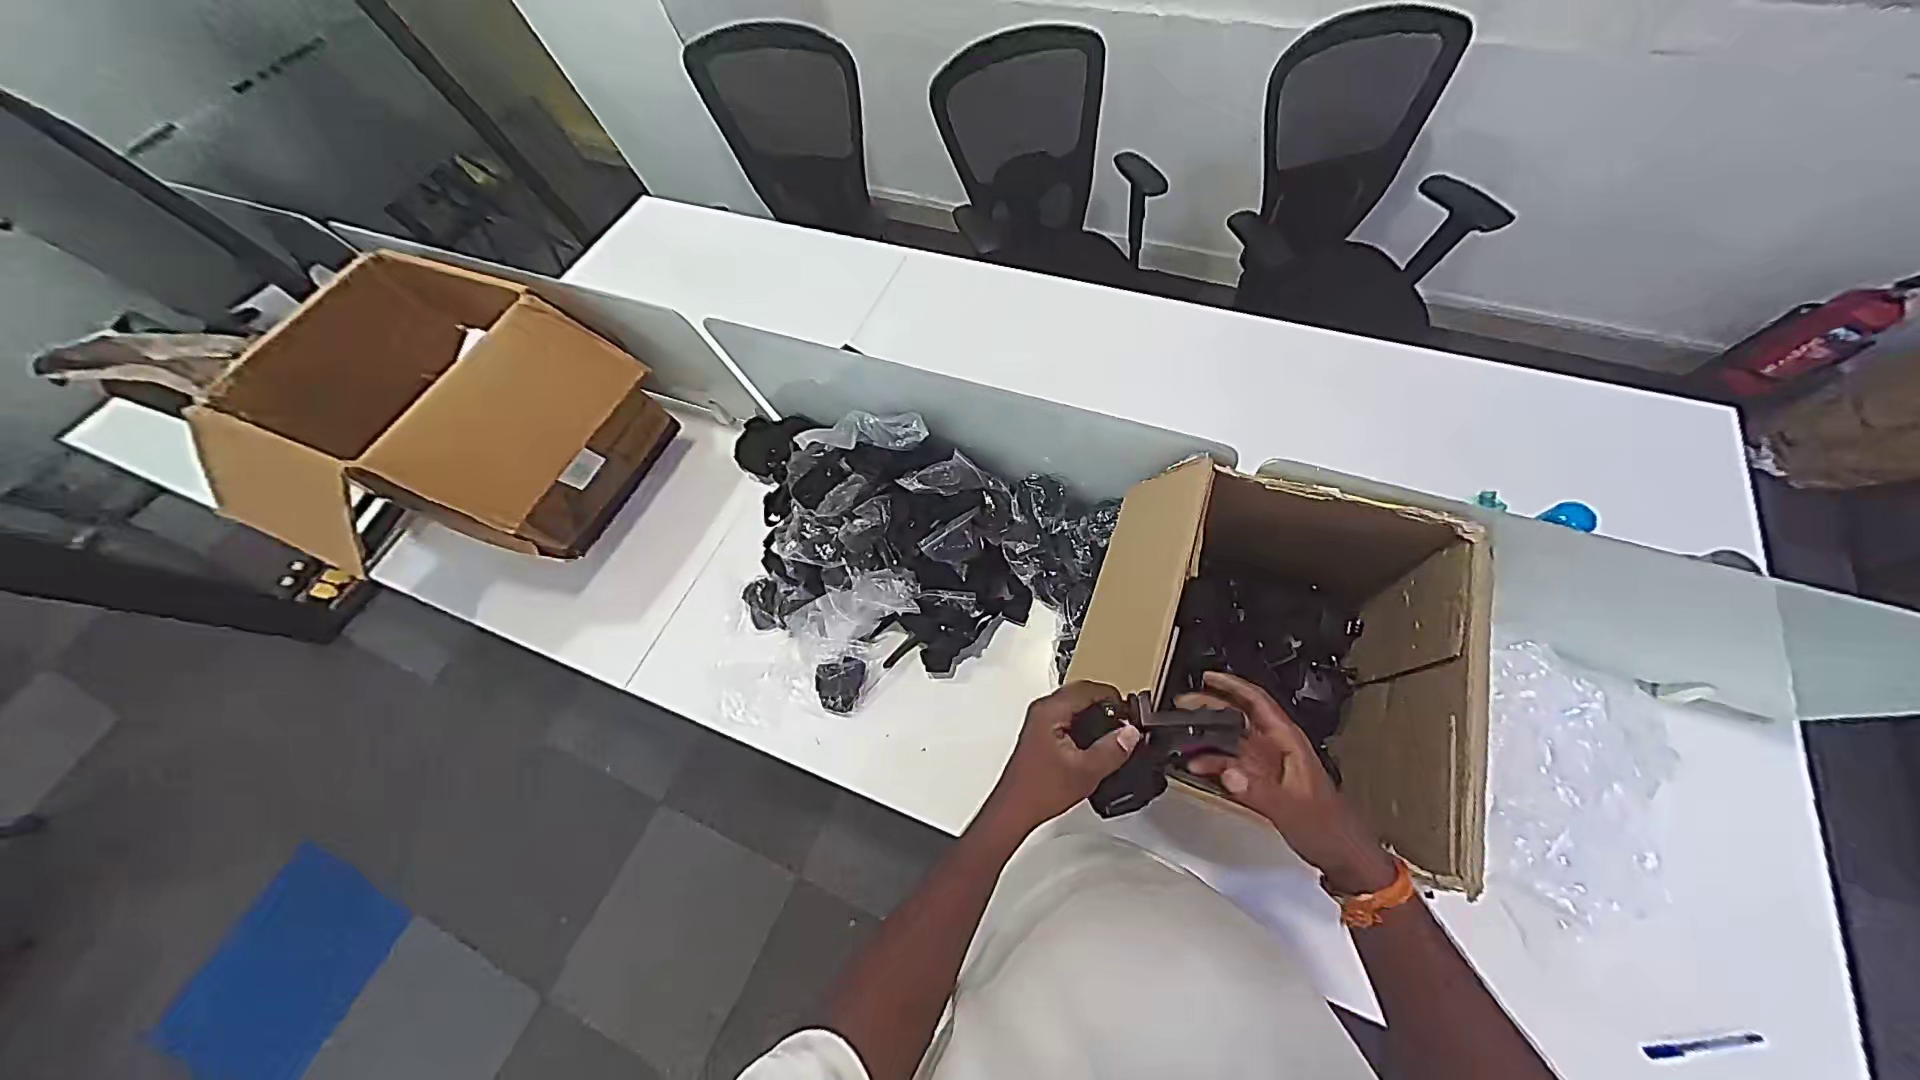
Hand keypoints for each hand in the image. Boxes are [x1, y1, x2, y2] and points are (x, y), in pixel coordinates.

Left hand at [976, 681, 1139, 839]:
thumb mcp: (1086, 771)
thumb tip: (1130, 734)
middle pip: (1080, 693)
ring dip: (1094, 713)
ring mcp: (1039, 721)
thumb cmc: (1039, 790)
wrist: (1016, 808)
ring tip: (1113, 731)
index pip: (1087, 688)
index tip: (1128, 711)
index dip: (1112, 696)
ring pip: (1073, 704)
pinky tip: (1095, 742)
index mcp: (1050, 711)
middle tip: (1124, 719)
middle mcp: (1042, 711)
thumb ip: (1113, 749)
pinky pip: (1067, 717)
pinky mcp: (1040, 733)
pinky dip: (1084, 724)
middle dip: (1105, 703)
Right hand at [1177, 671, 1396, 893]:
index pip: (1258, 701)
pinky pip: (1229, 763)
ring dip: (1207, 737)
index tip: (1209, 677)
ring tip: (1184, 736)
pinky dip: (1211, 761)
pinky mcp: (1260, 781)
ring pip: (1230, 740)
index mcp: (1289, 742)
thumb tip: (1228, 772)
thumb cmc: (1331, 829)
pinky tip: (1197, 765)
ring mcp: (1266, 764)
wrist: (1342, 857)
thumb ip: (1257, 790)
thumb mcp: (1292, 809)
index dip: (1232, 685)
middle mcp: (1276, 748)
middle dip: (1210, 708)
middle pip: (1238, 716)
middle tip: (1184, 705)